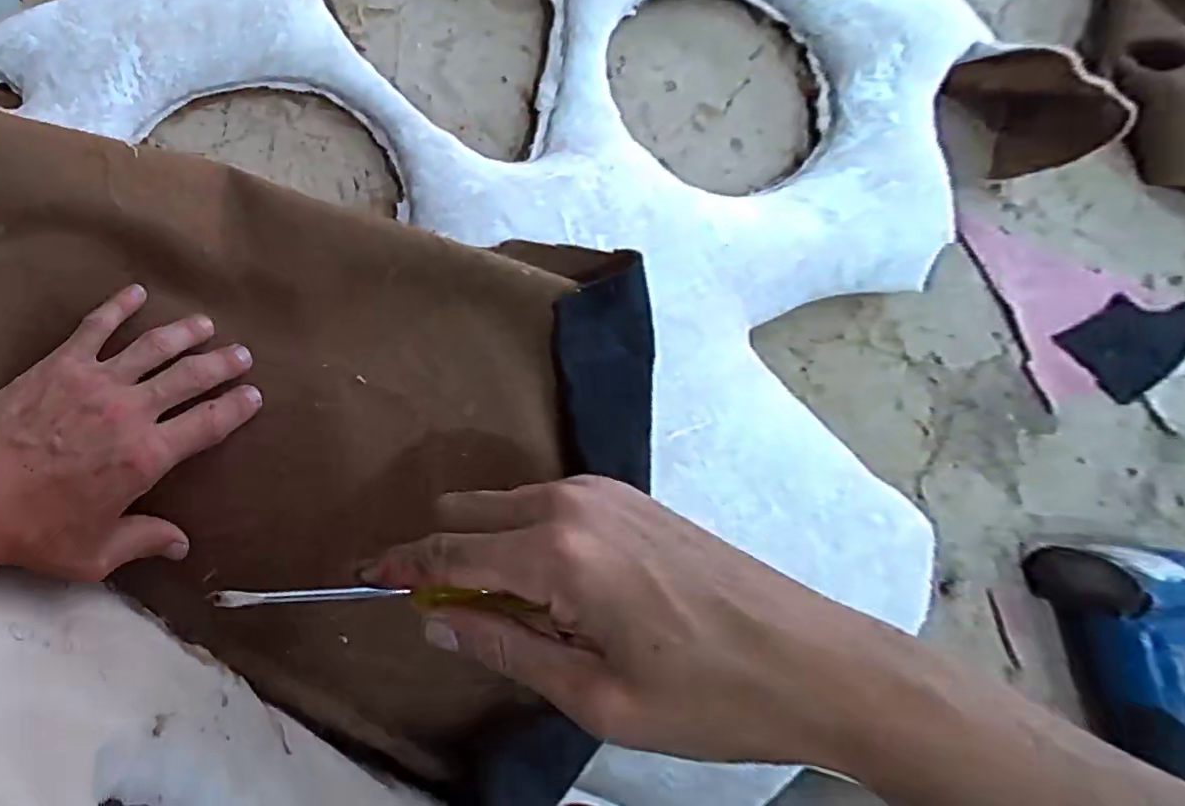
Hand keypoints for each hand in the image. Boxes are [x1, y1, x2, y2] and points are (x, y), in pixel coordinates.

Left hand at [0, 284, 261, 582]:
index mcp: (145, 456)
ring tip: (205, 324)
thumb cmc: (34, 530)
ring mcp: (97, 380)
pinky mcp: (63, 363)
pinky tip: (137, 292)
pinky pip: (97, 327)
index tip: (254, 394)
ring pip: (153, 347)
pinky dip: (119, 307)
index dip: (236, 407)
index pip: (207, 424)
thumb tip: (182, 546)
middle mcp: (130, 411)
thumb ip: (144, 541)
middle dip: (222, 363)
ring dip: (185, 333)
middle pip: (190, 377)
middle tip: (242, 354)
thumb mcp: (95, 553)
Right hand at [367, 476, 904, 768]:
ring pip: (498, 504)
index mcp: (557, 553)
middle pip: (463, 511)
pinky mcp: (616, 491)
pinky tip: (566, 587)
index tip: (363, 572)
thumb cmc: (707, 695)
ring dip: (486, 548)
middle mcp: (564, 501)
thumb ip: (504, 646)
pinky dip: (522, 537)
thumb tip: (433, 617)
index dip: (401, 563)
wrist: (820, 659)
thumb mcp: (598, 697)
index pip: (449, 550)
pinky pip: (537, 503)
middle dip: (442, 555)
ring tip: (529, 612)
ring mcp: (593, 488)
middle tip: (462, 613)